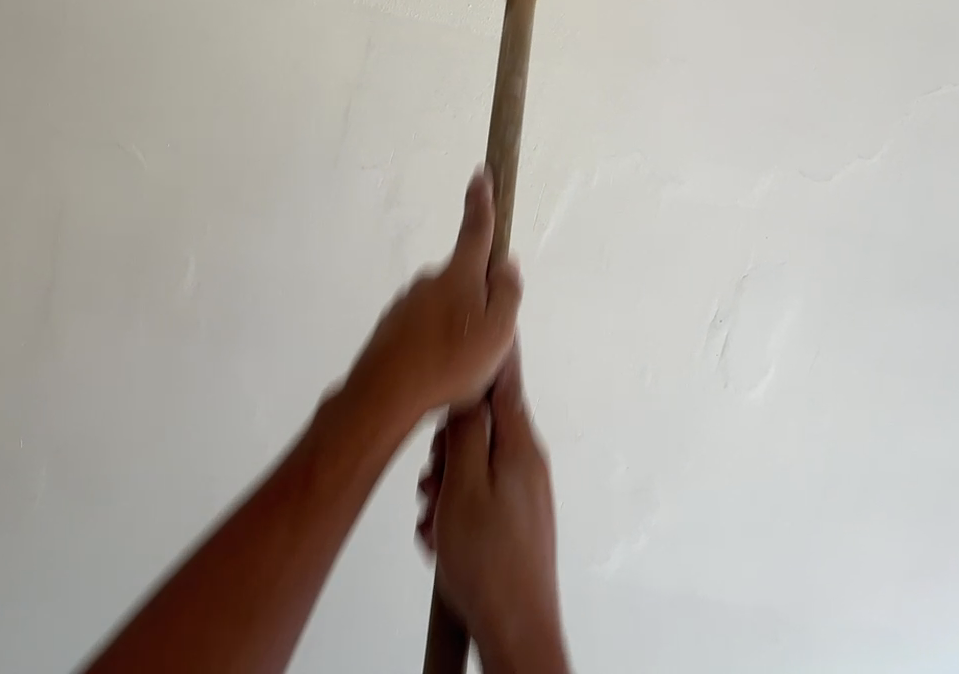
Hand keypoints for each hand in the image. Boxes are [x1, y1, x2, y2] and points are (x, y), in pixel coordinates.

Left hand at [346, 172, 522, 422]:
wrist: (387, 392)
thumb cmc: (452, 362)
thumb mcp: (499, 331)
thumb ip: (507, 294)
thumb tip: (505, 264)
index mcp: (460, 275)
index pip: (477, 230)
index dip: (483, 202)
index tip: (482, 173)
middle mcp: (430, 280)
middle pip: (464, 279)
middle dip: (479, 300)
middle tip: (487, 344)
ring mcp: (407, 302)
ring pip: (445, 308)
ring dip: (457, 328)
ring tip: (461, 368)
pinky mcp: (393, 326)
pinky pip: (425, 329)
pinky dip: (436, 343)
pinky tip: (438, 372)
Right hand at [418, 356, 567, 673]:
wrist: (514, 629)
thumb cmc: (489, 562)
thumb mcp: (463, 484)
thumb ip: (465, 432)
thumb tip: (468, 392)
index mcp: (519, 448)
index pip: (505, 383)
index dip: (490, 357)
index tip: (487, 329)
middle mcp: (525, 466)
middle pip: (480, 429)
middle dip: (447, 447)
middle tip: (433, 478)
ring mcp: (521, 495)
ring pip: (472, 466)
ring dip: (445, 485)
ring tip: (434, 516)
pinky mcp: (513, 521)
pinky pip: (476, 498)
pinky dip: (454, 510)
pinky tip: (441, 536)